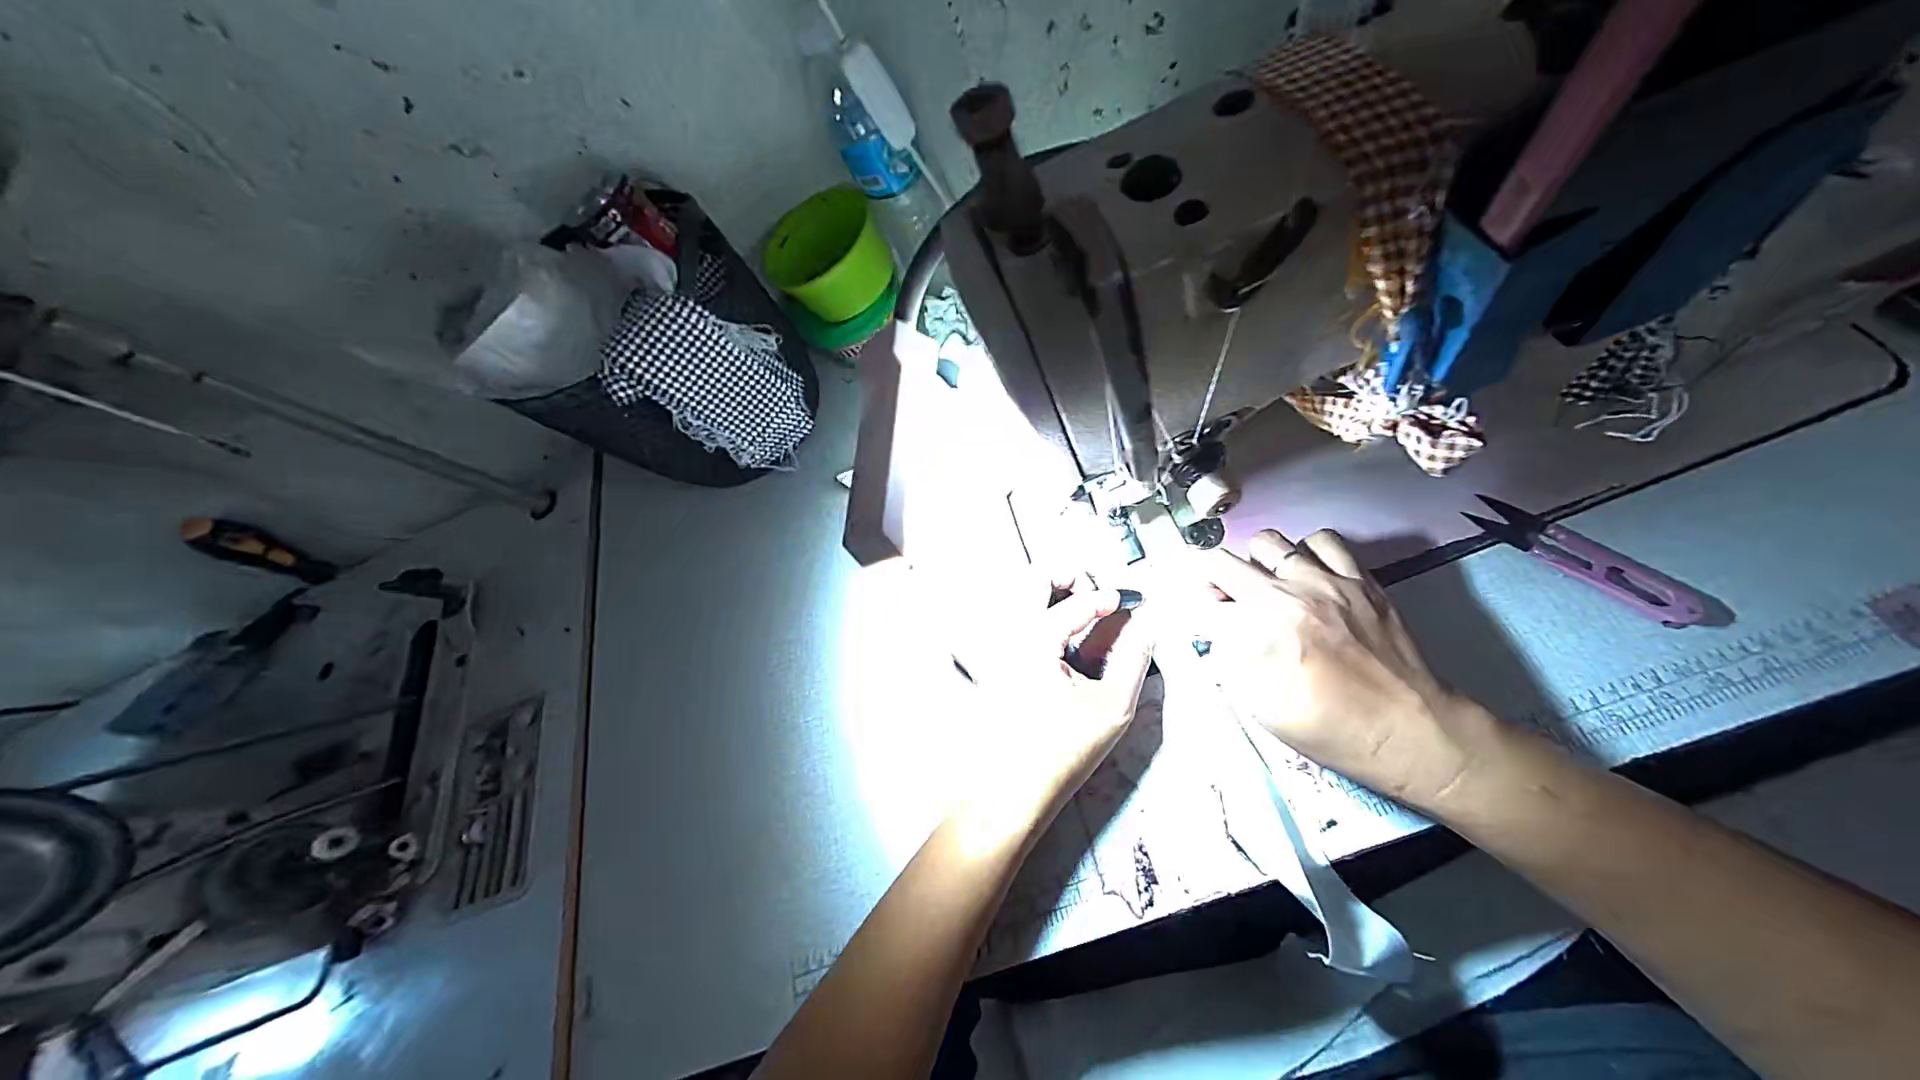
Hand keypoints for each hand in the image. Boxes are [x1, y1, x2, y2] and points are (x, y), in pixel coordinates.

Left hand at [949, 573, 1155, 839]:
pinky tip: (1056, 634)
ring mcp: (996, 650)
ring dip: (1047, 592)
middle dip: (1064, 576)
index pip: (1074, 603)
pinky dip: (1034, 614)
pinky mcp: (991, 664)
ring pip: (1016, 597)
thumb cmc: (1062, 752)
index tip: (1123, 602)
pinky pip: (1011, 622)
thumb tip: (1146, 627)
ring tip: (1075, 604)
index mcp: (1035, 644)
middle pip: (1031, 581)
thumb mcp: (1112, 707)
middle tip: (1088, 589)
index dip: (1104, 597)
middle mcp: (1008, 638)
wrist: (1013, 789)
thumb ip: (1133, 659)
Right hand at [1188, 528, 1501, 811]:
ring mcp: (1336, 580)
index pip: (1212, 578)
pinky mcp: (1366, 582)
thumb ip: (1226, 656)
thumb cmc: (1330, 727)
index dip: (1198, 592)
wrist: (1413, 733)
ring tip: (1270, 586)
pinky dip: (1308, 553)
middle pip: (1240, 553)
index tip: (1203, 610)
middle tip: (1234, 601)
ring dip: (1264, 561)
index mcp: (1270, 616)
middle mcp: (1299, 587)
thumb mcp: (1260, 704)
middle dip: (1227, 573)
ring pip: (1280, 541)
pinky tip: (1309, 578)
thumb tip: (1211, 628)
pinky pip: (1326, 542)